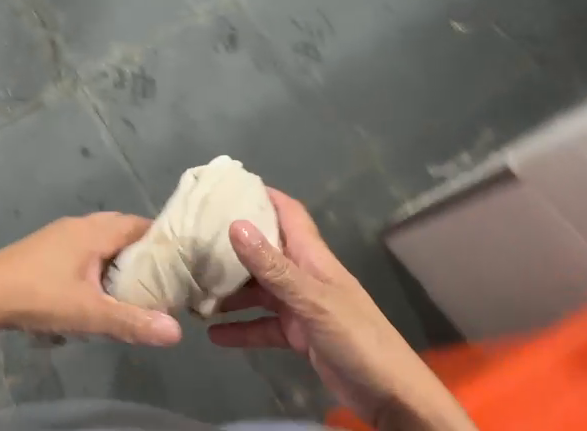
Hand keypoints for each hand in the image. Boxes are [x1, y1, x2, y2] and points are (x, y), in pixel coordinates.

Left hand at [0, 213, 182, 346]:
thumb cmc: (39, 296)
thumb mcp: (90, 314)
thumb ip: (133, 322)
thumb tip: (177, 331)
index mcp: (93, 230)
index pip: (140, 225)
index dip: (164, 242)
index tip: (186, 264)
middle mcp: (80, 225)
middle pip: (123, 231)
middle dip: (146, 254)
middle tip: (170, 283)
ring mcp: (62, 235)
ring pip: (103, 242)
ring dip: (122, 261)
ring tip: (142, 292)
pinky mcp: (49, 250)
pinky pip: (87, 251)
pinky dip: (102, 266)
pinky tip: (104, 294)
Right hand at [207, 190, 472, 430]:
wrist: (395, 399)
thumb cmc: (359, 340)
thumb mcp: (313, 302)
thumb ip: (274, 267)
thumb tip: (235, 223)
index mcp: (312, 257)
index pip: (286, 212)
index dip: (260, 195)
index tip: (224, 186)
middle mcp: (304, 275)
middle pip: (263, 250)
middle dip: (230, 243)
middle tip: (191, 238)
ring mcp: (301, 306)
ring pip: (257, 289)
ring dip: (229, 289)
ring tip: (193, 288)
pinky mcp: (299, 336)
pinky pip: (263, 325)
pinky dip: (240, 328)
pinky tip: (214, 336)